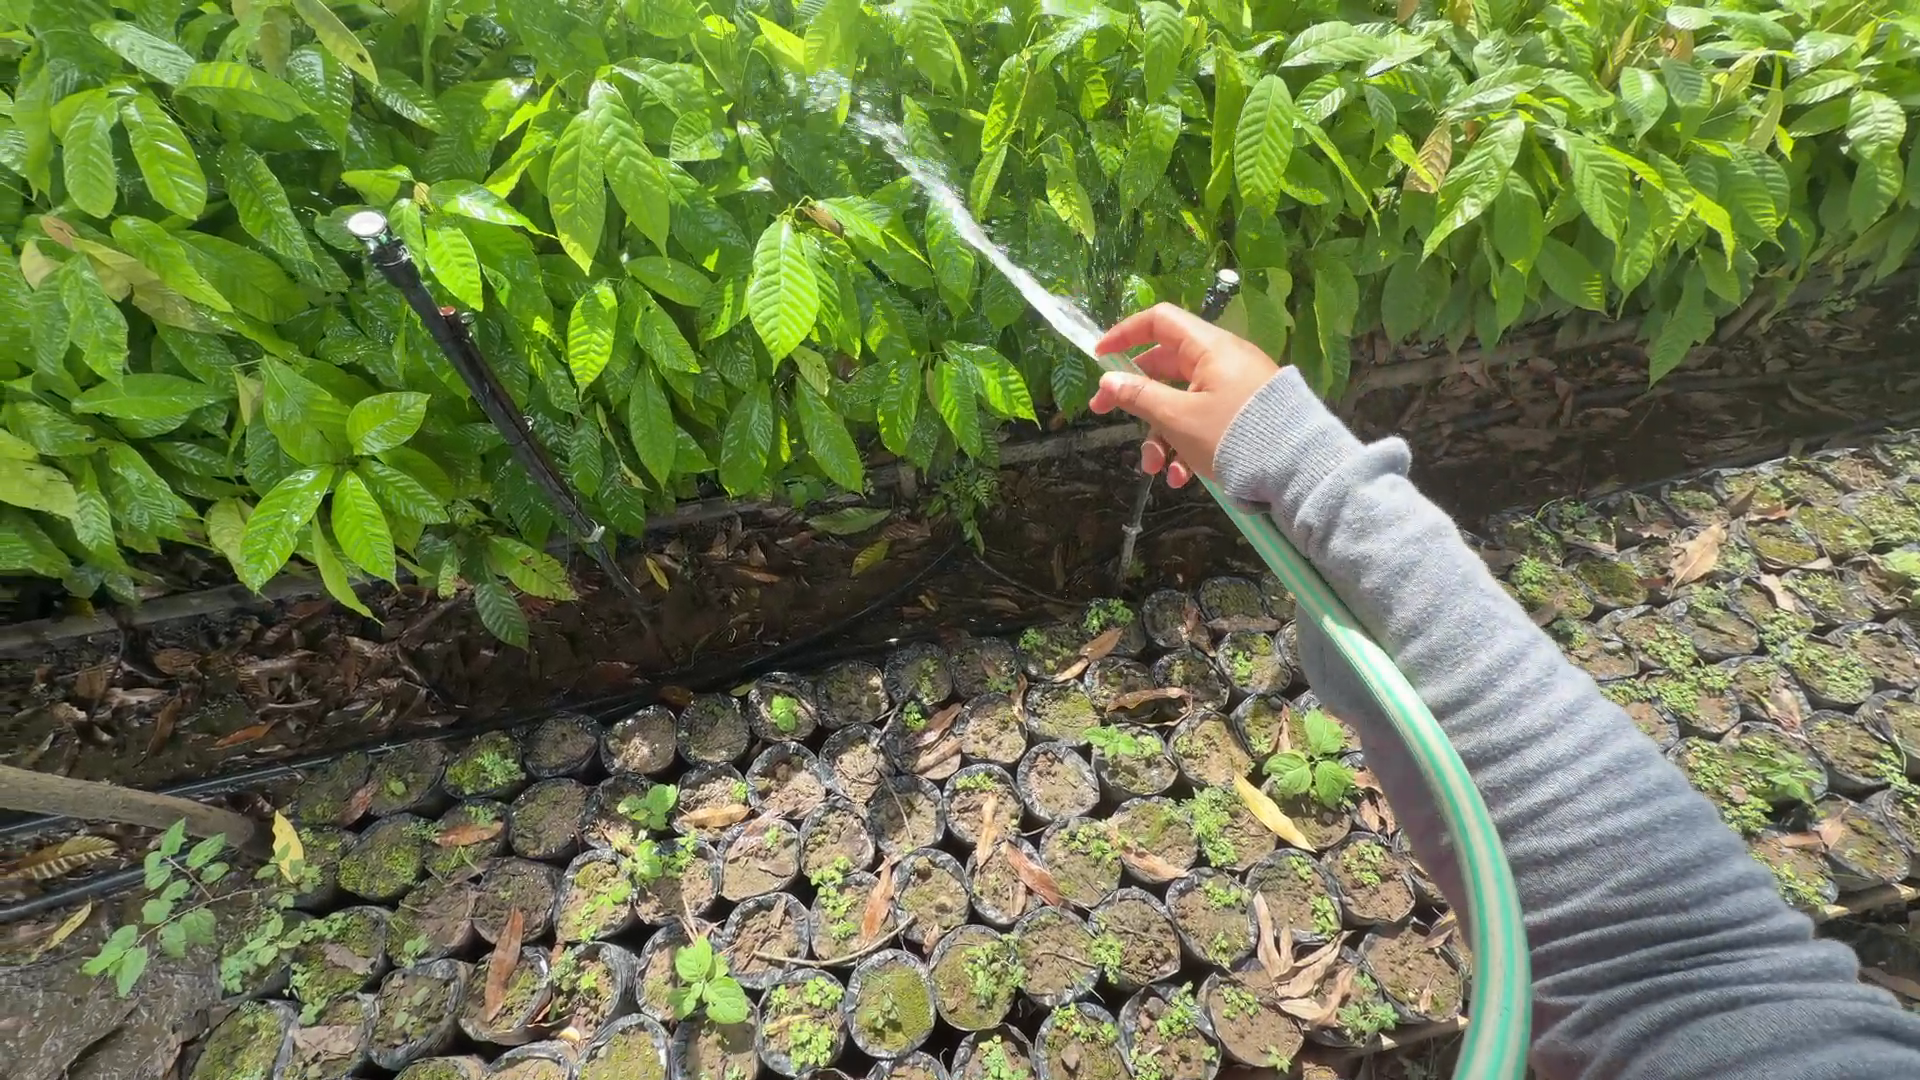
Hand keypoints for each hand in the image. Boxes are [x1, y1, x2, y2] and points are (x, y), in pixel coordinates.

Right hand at [1087, 303, 1283, 487]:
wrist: (1297, 469)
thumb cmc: (1231, 434)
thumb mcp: (1176, 418)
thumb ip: (1138, 397)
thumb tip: (1108, 381)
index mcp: (1209, 348)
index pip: (1160, 322)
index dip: (1125, 334)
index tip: (1099, 356)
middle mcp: (1222, 362)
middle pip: (1164, 368)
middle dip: (1136, 399)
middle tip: (1104, 414)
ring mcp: (1233, 389)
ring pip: (1180, 402)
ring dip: (1160, 435)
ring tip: (1155, 468)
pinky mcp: (1240, 416)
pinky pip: (1202, 422)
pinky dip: (1185, 446)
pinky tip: (1181, 477)